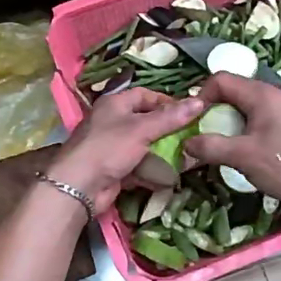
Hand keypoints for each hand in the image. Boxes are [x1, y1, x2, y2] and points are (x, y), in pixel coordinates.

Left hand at [48, 88, 204, 211]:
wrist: (79, 186)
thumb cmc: (109, 147)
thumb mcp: (143, 129)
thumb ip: (171, 117)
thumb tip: (200, 101)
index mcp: (114, 103)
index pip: (144, 95)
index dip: (166, 101)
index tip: (188, 111)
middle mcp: (112, 121)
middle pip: (145, 121)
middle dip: (166, 129)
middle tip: (190, 135)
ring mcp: (112, 146)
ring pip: (143, 145)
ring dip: (161, 151)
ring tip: (186, 156)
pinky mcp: (113, 168)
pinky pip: (137, 165)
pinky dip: (152, 169)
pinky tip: (169, 175)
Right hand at [182, 73, 280, 210]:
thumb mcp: (242, 157)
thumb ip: (210, 147)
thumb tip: (186, 143)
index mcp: (260, 94)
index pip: (221, 79)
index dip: (201, 96)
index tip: (194, 120)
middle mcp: (274, 93)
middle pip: (234, 91)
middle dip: (215, 110)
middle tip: (206, 133)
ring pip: (248, 105)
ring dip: (231, 121)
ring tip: (225, 145)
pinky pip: (263, 116)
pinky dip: (248, 128)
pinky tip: (250, 150)